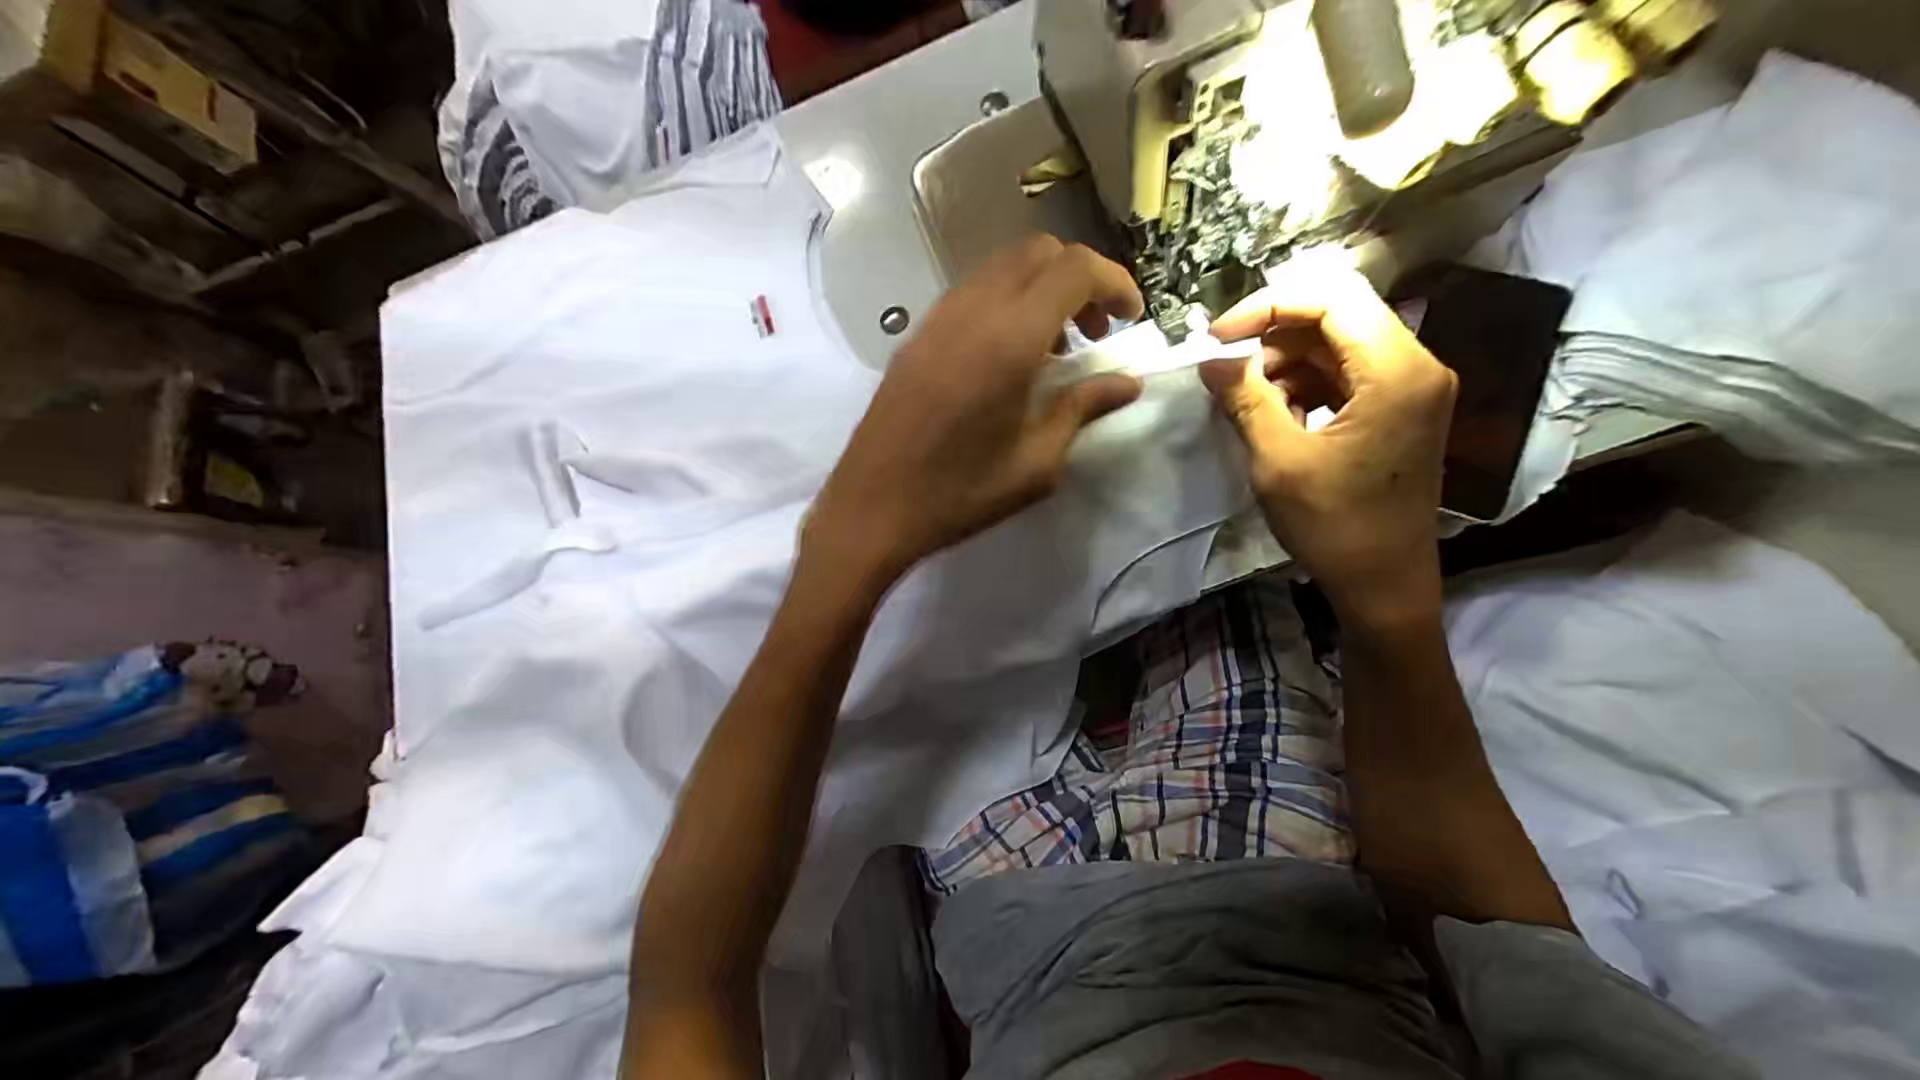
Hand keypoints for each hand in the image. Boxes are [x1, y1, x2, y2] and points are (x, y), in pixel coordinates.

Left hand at [809, 236, 1145, 580]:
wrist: (871, 509)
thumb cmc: (960, 493)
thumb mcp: (1036, 462)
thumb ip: (1083, 408)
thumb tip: (1126, 383)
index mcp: (1009, 338)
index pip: (1074, 268)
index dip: (1114, 281)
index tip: (1132, 319)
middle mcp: (971, 311)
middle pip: (1038, 253)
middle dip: (1079, 280)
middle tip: (1093, 336)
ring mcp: (936, 320)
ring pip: (1001, 270)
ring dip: (1040, 291)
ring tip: (1052, 352)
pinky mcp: (915, 338)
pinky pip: (971, 296)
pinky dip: (1004, 305)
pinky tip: (1006, 361)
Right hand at [1200, 263, 1456, 632]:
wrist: (1385, 584)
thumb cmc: (1335, 526)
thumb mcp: (1279, 460)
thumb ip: (1245, 399)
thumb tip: (1211, 360)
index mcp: (1397, 371)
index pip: (1332, 298)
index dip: (1268, 306)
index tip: (1218, 337)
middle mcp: (1416, 366)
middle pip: (1338, 315)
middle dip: (1274, 334)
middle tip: (1226, 366)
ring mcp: (1411, 389)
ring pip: (1339, 344)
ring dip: (1286, 361)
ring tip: (1248, 399)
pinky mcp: (1399, 411)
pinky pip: (1347, 374)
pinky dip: (1306, 383)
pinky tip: (1277, 414)